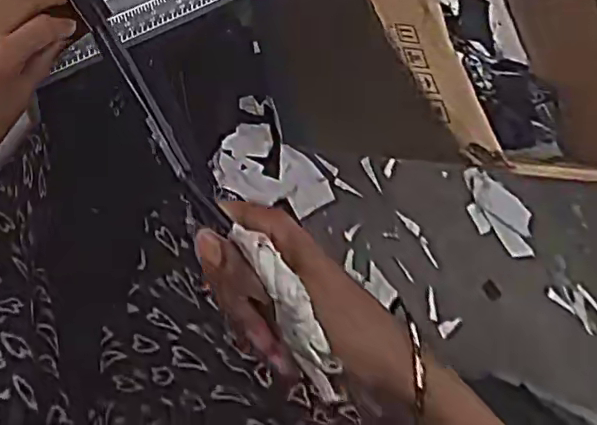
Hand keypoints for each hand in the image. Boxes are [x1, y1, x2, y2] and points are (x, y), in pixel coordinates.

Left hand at [0, 0, 79, 181]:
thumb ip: (41, 62)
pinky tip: (17, 20)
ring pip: (0, 0)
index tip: (70, 25)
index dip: (62, 23)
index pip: (42, 25)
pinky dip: (6, 10)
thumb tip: (55, 43)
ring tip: (43, 3)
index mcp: (1, 54)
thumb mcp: (20, 97)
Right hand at [198, 201, 417, 406]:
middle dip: (238, 298)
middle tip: (259, 324)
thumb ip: (244, 267)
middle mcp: (275, 252)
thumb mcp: (291, 297)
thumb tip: (203, 237)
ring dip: (250, 325)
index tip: (220, 276)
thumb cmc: (351, 328)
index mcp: (280, 233)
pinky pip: (252, 316)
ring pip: (237, 292)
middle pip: (227, 259)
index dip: (217, 246)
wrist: (393, 378)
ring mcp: (278, 283)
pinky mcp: (282, 311)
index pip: (227, 217)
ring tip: (277, 349)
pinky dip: (262, 338)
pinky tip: (281, 355)